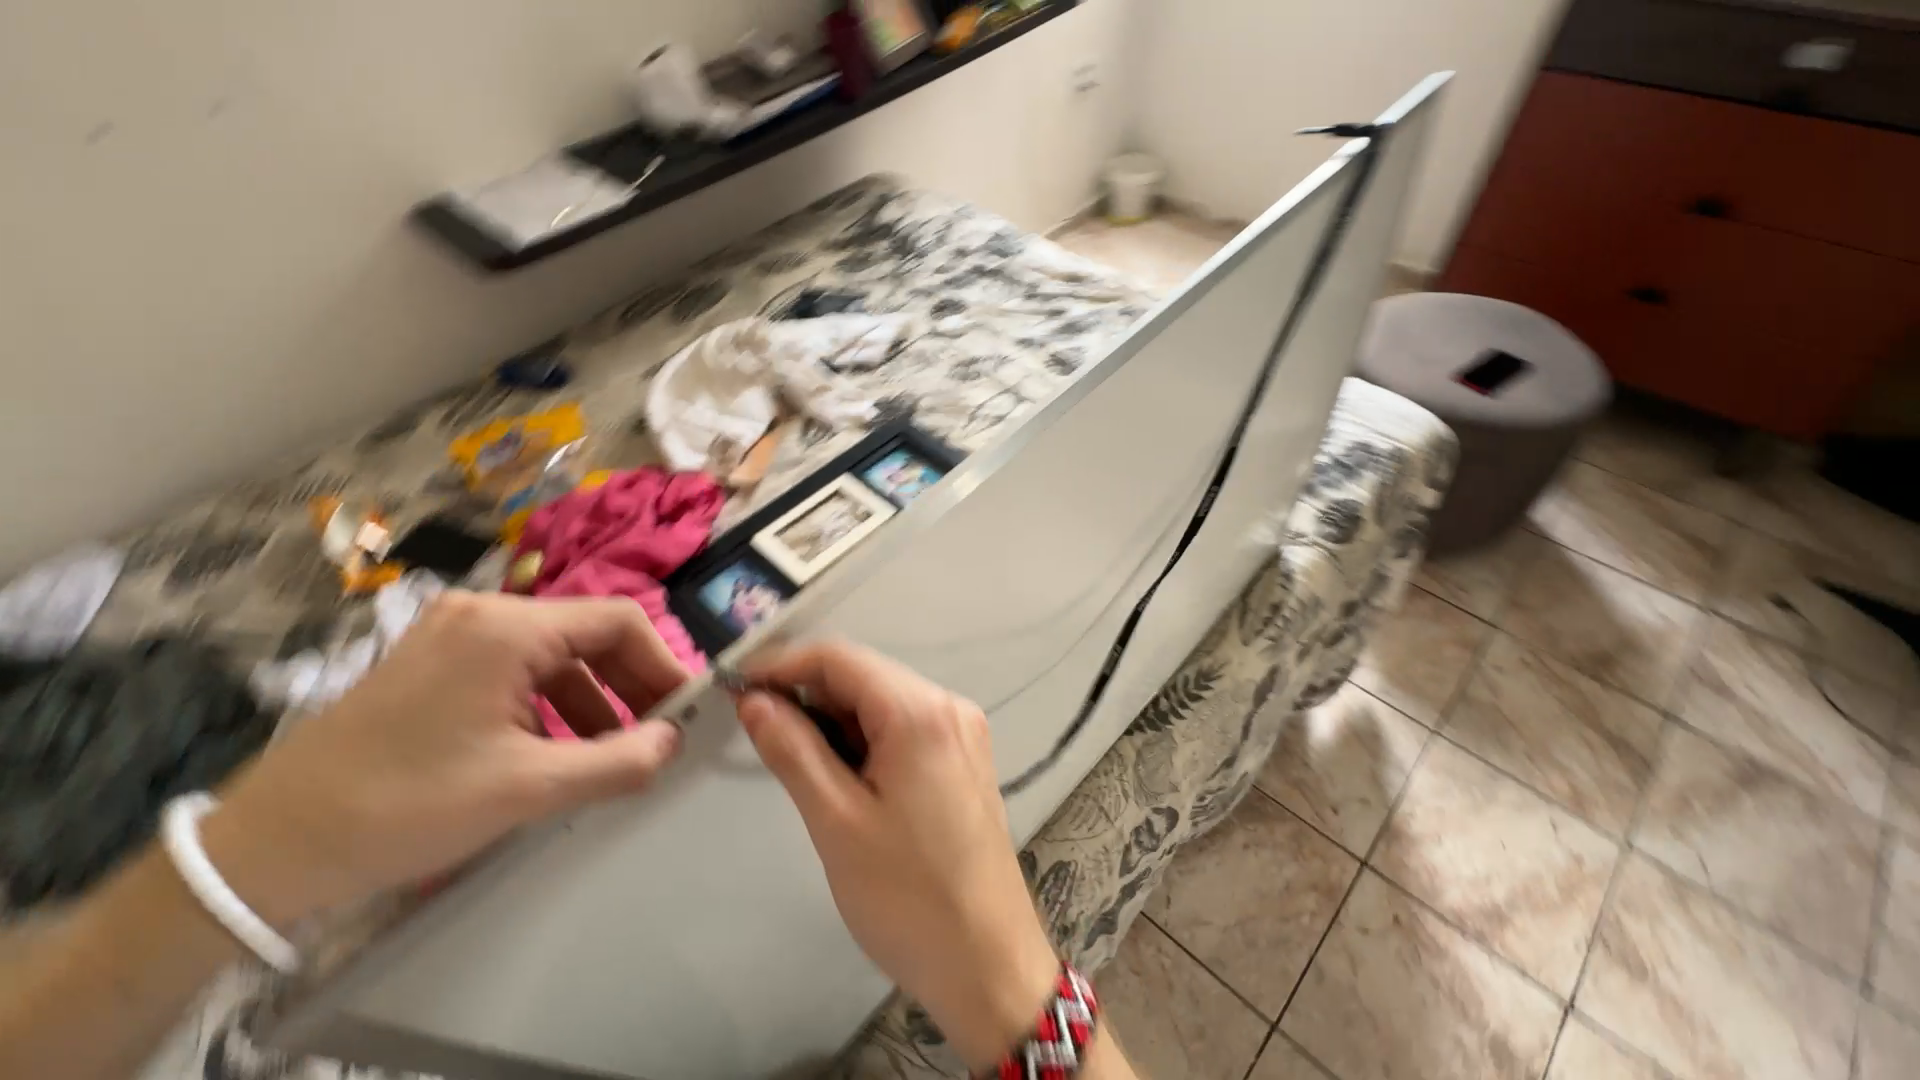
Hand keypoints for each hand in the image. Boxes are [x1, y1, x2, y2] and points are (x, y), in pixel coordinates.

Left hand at [200, 592, 689, 927]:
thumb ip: (616, 761)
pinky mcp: (430, 663)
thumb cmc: (405, 806)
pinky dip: (547, 706)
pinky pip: (514, 671)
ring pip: (552, 655)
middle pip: (586, 633)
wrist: (268, 846)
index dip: (662, 663)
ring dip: (590, 701)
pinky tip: (551, 752)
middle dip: (628, 684)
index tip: (685, 711)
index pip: (618, 620)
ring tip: (606, 757)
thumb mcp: (526, 789)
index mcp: (506, 628)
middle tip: (654, 736)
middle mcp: (481, 614)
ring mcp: (450, 635)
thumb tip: (673, 741)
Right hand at [735, 642, 1058, 1072]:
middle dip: (806, 696)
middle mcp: (949, 707)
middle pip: (863, 676)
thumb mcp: (836, 821)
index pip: (839, 657)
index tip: (733, 690)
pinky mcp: (963, 761)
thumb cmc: (908, 897)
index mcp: (921, 712)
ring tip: (796, 766)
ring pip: (881, 703)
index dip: (781, 665)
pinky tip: (840, 779)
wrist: (988, 964)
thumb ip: (792, 750)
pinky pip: (903, 729)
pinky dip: (864, 741)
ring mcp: (962, 734)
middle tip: (756, 736)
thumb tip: (754, 700)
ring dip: (833, 722)